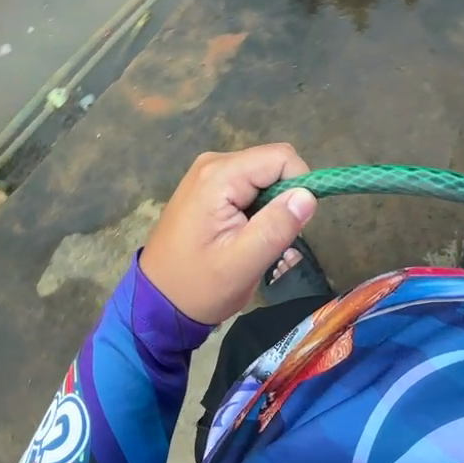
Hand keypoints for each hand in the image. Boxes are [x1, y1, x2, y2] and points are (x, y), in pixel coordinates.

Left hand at [141, 144, 318, 324]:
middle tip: (269, 240)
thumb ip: (276, 227)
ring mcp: (209, 173)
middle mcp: (214, 163)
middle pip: (273, 164)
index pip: (282, 158)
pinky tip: (242, 235)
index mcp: (219, 175)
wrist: (155, 304)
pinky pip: (250, 185)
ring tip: (253, 241)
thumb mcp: (241, 265)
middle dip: (283, 200)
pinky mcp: (209, 185)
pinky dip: (257, 209)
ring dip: (271, 207)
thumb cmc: (196, 288)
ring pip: (264, 176)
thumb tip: (308, 195)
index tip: (291, 226)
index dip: (299, 187)